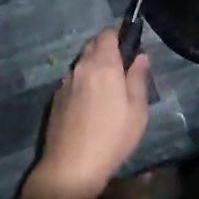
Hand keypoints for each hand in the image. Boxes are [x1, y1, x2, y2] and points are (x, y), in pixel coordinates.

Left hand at [21, 29, 151, 198]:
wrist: (71, 164)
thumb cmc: (112, 136)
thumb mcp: (137, 110)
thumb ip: (138, 78)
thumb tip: (141, 56)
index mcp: (102, 64)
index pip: (107, 34)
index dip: (118, 34)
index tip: (129, 44)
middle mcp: (81, 66)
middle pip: (93, 45)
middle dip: (107, 49)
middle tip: (123, 67)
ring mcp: (66, 81)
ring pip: (82, 62)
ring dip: (94, 66)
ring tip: (108, 87)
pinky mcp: (57, 96)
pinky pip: (74, 79)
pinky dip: (84, 81)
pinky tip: (91, 102)